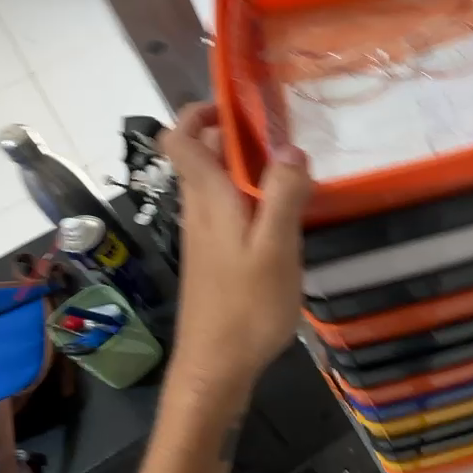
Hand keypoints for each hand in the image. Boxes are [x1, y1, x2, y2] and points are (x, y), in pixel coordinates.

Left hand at [156, 103, 312, 410]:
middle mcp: (199, 210)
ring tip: (292, 171)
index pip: (180, 137)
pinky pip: (227, 209)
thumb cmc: (247, 306)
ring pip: (215, 183)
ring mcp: (204, 235)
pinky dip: (250, 197)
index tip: (241, 105)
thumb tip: (290, 148)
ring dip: (246, 167)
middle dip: (233, 135)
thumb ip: (283, 195)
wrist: (216, 366)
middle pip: (199, 155)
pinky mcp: (214, 257)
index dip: (201, 111)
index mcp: (209, 198)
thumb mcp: (276, 248)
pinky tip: (283, 216)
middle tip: (282, 136)